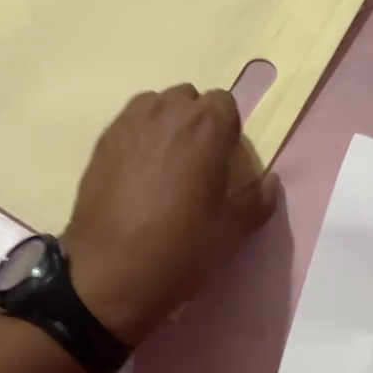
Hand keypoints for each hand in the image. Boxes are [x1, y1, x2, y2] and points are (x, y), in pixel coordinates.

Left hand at [63, 85, 280, 345]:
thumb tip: (270, 182)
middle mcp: (167, 112)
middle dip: (196, 122)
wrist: (107, 274)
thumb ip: (257, 200)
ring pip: (156, 104)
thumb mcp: (230, 233)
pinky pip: (128, 122)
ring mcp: (129, 123)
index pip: (225, 103)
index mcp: (206, 127)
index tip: (223, 161)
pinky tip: (136, 171)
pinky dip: (138, 135)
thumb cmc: (178, 250)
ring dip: (165, 122)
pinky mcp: (103, 140)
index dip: (227, 129)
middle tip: (196, 163)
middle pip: (189, 98)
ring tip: (164, 162)